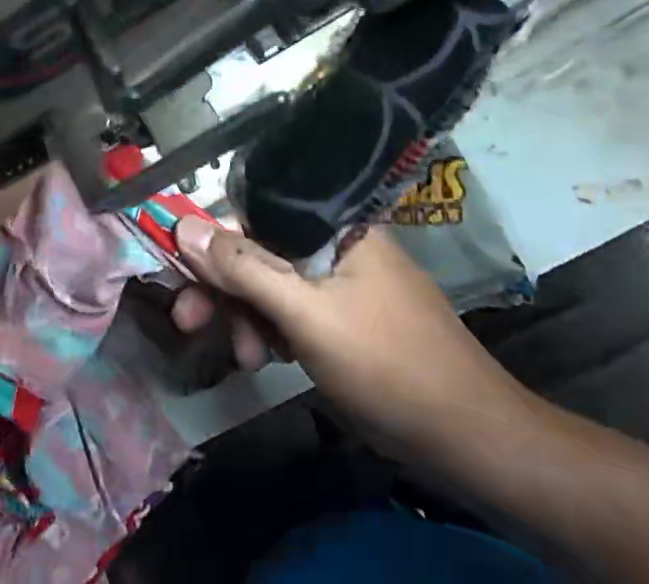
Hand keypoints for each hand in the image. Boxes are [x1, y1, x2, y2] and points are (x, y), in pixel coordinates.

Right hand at [170, 218, 535, 449]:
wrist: (465, 434)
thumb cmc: (385, 362)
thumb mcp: (305, 312)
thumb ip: (243, 268)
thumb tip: (184, 226)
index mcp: (335, 225)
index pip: (256, 214)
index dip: (214, 243)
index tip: (182, 278)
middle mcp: (337, 243)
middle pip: (261, 251)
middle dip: (225, 288)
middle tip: (188, 322)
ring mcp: (343, 282)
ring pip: (274, 285)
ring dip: (247, 317)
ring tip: (247, 358)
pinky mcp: (345, 317)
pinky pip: (294, 310)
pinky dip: (273, 332)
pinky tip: (269, 359)